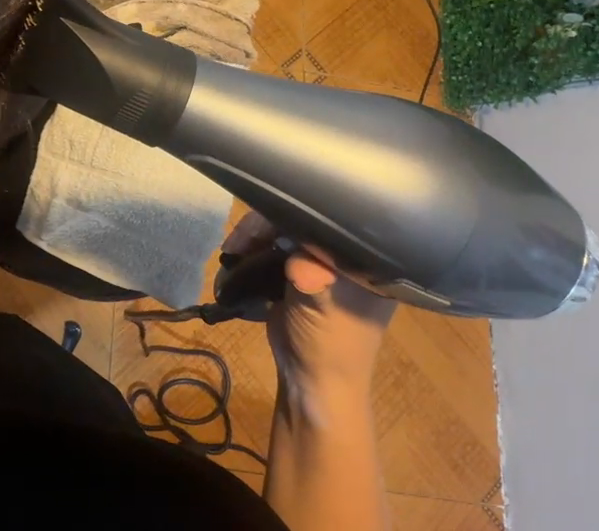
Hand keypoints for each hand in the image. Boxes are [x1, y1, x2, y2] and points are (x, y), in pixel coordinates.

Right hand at [224, 214, 396, 407]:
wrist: (313, 384)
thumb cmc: (328, 345)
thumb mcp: (321, 303)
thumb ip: (309, 271)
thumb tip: (291, 250)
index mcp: (366, 259)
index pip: (326, 219)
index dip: (288, 215)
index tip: (256, 229)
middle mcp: (347, 257)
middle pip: (300, 224)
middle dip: (263, 230)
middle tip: (235, 246)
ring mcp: (323, 267)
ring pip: (283, 236)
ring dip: (255, 242)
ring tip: (232, 254)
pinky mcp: (302, 277)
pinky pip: (276, 253)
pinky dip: (256, 254)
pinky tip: (239, 260)